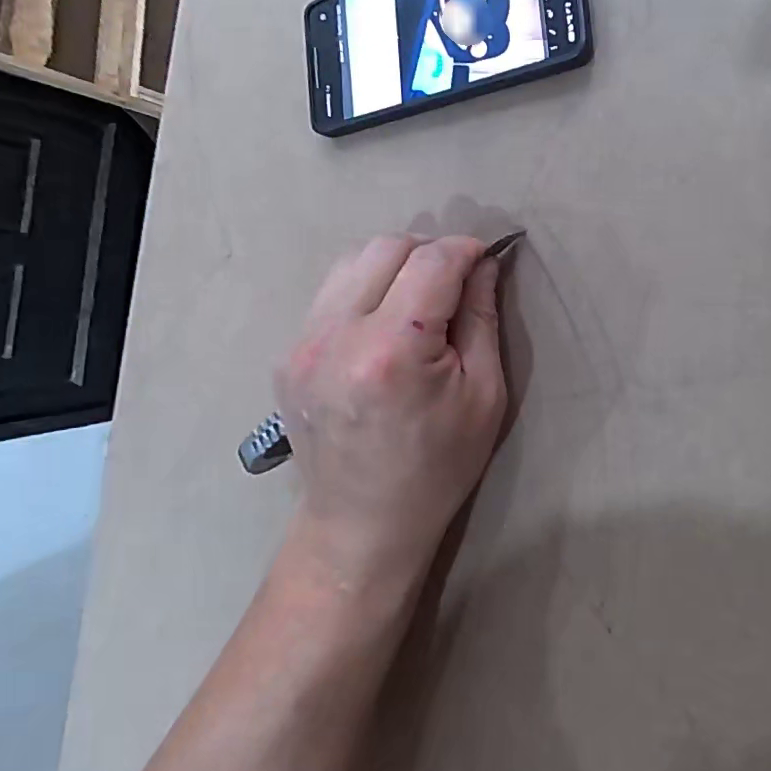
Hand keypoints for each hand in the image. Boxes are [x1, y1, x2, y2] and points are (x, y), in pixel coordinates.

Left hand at [275, 233, 508, 585]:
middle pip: (385, 247)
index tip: (484, 257)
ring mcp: (302, 344)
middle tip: (454, 281)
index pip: (431, 261)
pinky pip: (329, 294)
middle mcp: (337, 336)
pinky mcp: (287, 355)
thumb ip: (481, 318)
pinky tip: (382, 324)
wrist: (364, 522)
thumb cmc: (438, 467)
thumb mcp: (484, 395)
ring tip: (417, 299)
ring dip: (393, 265)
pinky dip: (363, 291)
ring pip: (350, 261)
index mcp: (393, 350)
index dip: (465, 249)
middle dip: (428, 251)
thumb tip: (482, 263)